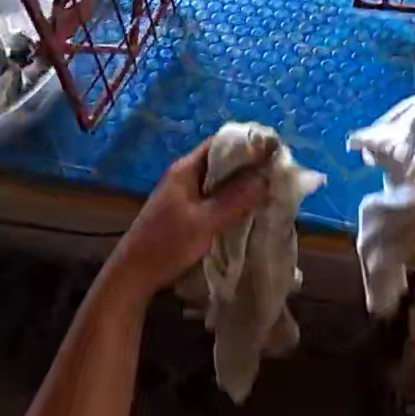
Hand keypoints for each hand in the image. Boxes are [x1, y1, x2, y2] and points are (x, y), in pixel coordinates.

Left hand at [101, 140, 269, 301]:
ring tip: (270, 193)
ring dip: (241, 187)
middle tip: (278, 177)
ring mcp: (184, 194)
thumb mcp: (204, 221)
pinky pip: (214, 199)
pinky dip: (231, 202)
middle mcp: (185, 176)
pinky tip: (250, 212)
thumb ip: (234, 199)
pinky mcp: (186, 212)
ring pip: (219, 183)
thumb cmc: (167, 242)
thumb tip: (265, 177)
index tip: (273, 154)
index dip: (246, 146)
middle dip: (248, 168)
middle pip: (221, 163)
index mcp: (186, 170)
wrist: (136, 270)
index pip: (219, 145)